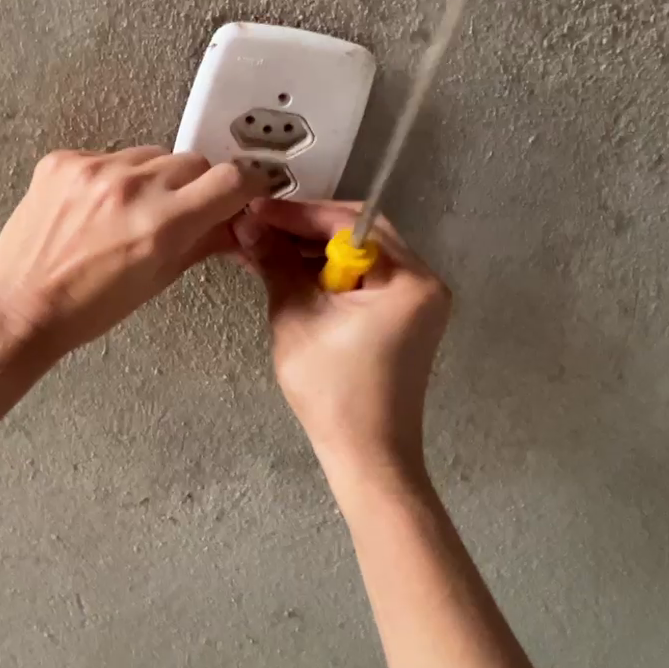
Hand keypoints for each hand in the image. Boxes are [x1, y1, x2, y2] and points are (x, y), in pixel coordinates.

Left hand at [0, 147, 261, 354]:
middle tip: (178, 212)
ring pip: (151, 154)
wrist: (21, 304)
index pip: (229, 180)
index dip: (245, 185)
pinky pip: (108, 154)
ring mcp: (92, 170)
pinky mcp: (63, 161)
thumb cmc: (86, 307)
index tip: (244, 190)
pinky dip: (112, 175)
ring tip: (128, 212)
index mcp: (160, 224)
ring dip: (152, 178)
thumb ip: (202, 243)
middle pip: (192, 162)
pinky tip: (96, 207)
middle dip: (195, 186)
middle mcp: (129, 188)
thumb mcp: (157, 280)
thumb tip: (235, 225)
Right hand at [232, 199, 450, 477]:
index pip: (345, 223)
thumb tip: (246, 222)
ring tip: (267, 245)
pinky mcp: (403, 314)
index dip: (296, 214)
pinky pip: (363, 275)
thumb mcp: (296, 317)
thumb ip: (273, 262)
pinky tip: (290, 269)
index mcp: (407, 278)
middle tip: (261, 225)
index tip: (255, 211)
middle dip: (304, 226)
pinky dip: (327, 270)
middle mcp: (422, 280)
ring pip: (358, 251)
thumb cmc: (333, 391)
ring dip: (312, 247)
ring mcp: (416, 298)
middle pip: (357, 231)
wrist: (368, 456)